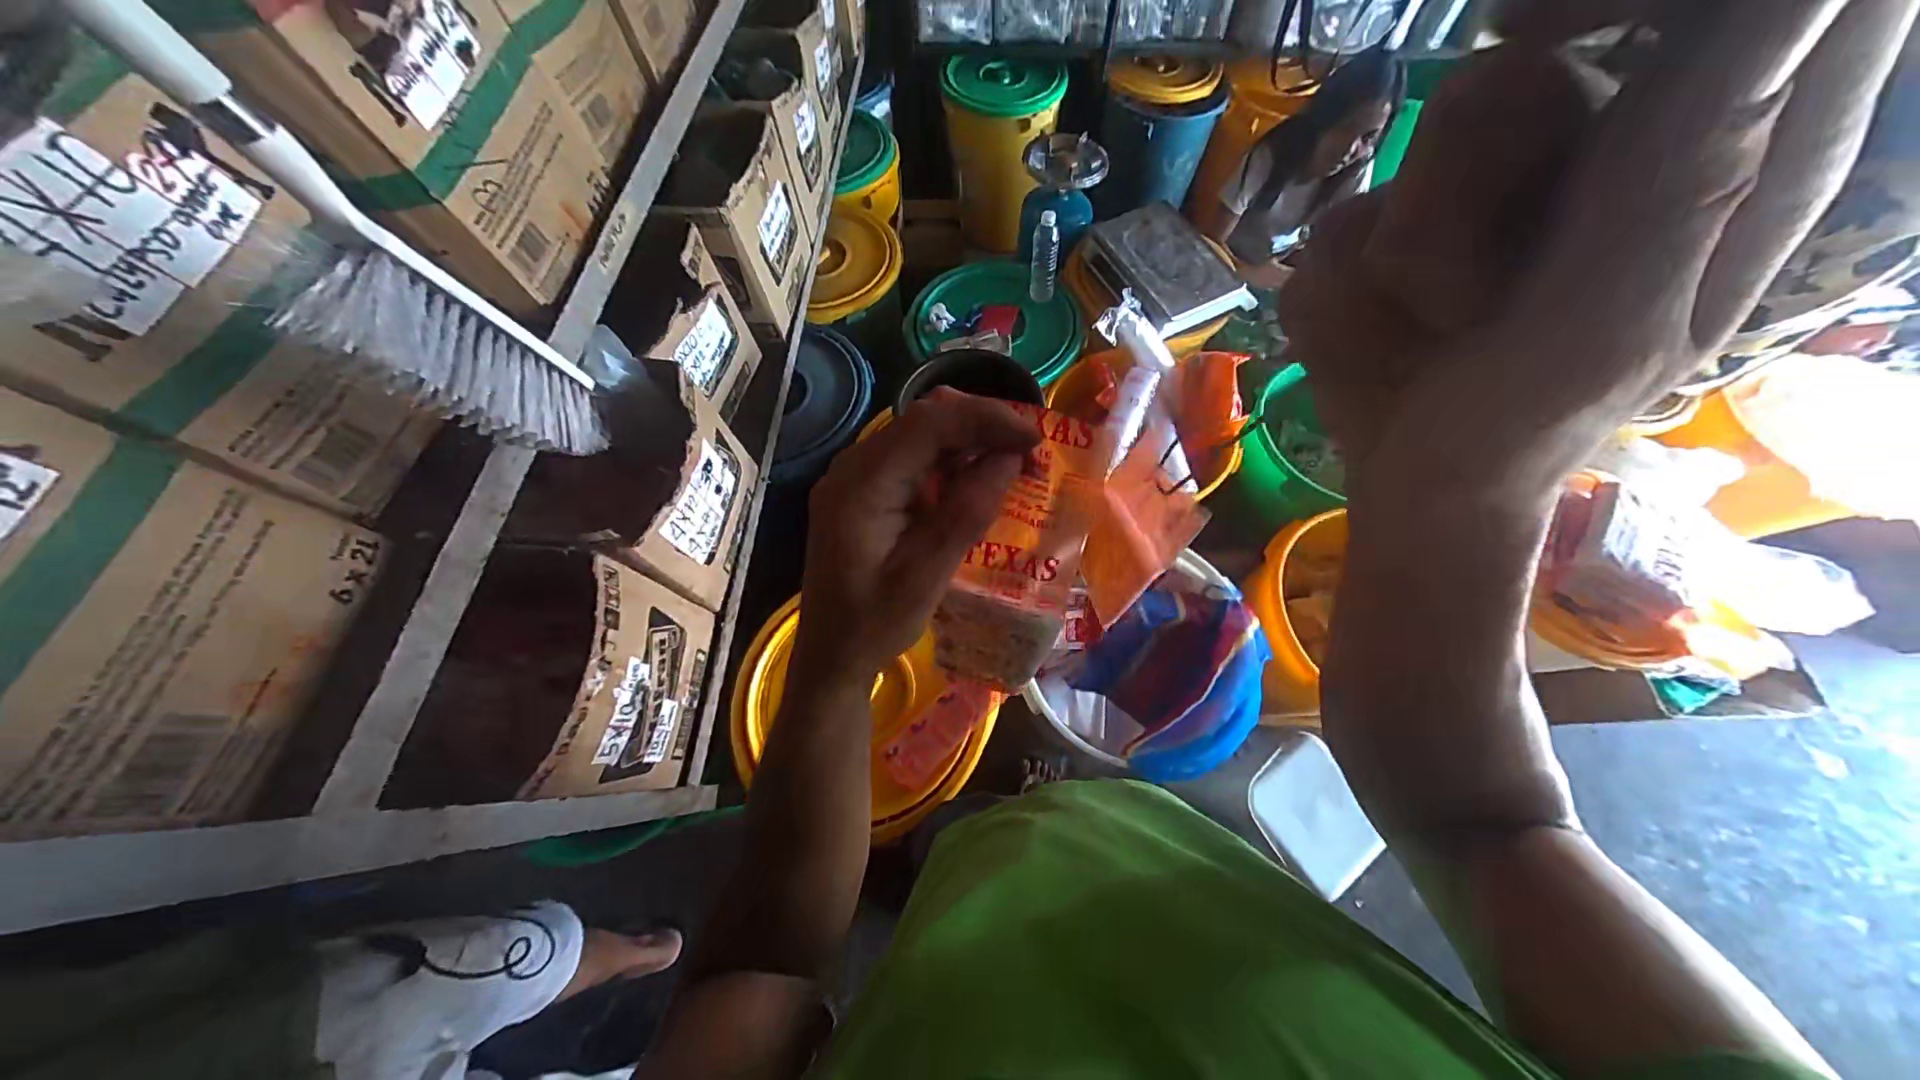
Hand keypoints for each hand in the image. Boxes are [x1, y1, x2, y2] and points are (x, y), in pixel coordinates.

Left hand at [793, 390, 1038, 681]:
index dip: (987, 419)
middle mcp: (852, 467)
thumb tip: (1009, 457)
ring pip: (920, 435)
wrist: (830, 656)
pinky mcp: (863, 492)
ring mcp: (854, 477)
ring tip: (1013, 460)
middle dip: (982, 425)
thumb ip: (967, 513)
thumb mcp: (927, 577)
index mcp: (861, 484)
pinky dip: (949, 461)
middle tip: (1030, 449)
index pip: (929, 424)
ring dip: (968, 440)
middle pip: (924, 420)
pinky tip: (976, 478)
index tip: (1035, 438)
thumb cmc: (874, 625)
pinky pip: (911, 459)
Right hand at [1280, 0, 1915, 505]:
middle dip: (1448, 203)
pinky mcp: (1382, 238)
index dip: (1613, 6)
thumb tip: (1784, 8)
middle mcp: (1581, 156)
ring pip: (1398, 168)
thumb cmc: (1524, 431)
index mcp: (1699, 160)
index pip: (1709, 10)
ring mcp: (1469, 197)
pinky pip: (1331, 234)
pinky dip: (1336, 303)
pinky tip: (1368, 344)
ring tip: (1420, 337)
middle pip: (1504, 81)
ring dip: (1389, 272)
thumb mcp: (1608, 329)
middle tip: (1453, 306)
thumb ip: (1675, 184)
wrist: (1414, 487)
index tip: (1518, 41)